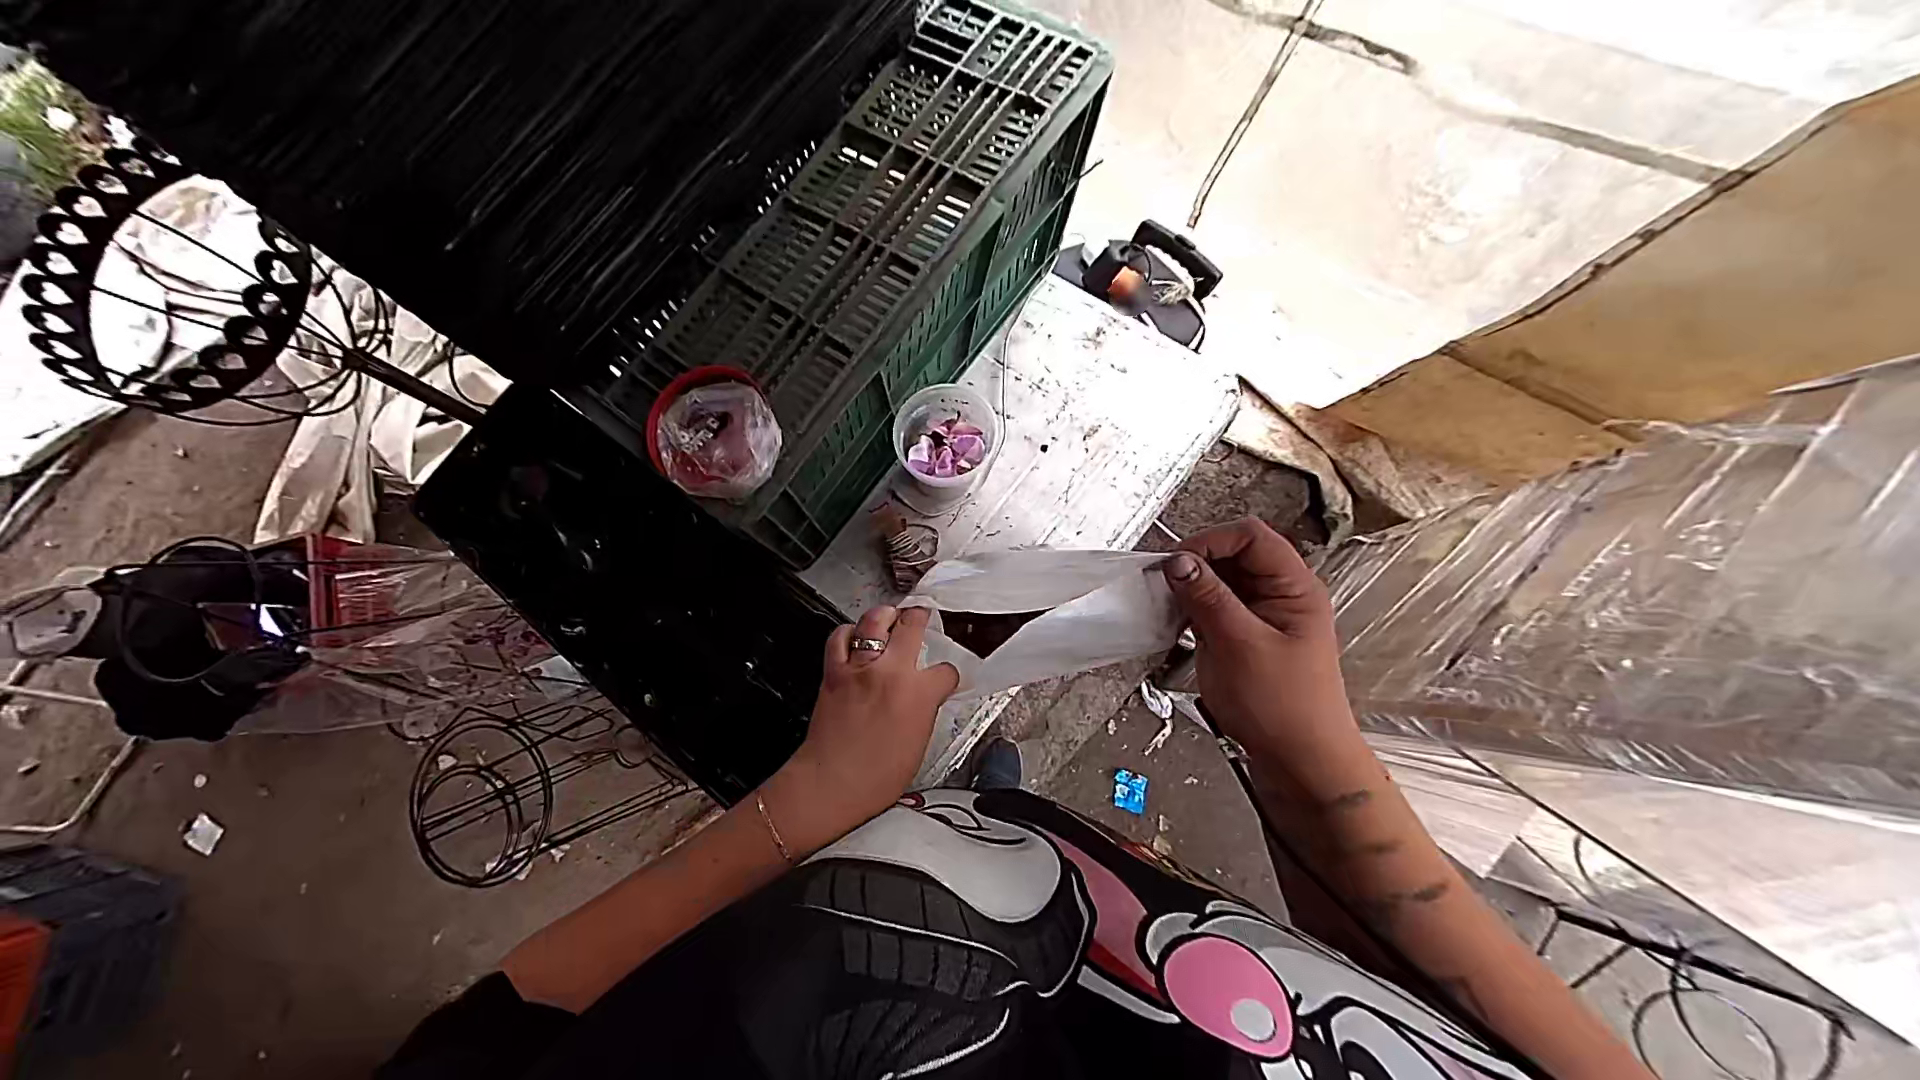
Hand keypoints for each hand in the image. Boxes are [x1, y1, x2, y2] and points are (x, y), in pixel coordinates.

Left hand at [770, 605, 959, 850]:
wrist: (833, 783)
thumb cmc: (875, 776)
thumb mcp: (919, 742)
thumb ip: (925, 709)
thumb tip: (926, 696)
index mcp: (920, 694)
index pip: (946, 670)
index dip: (948, 674)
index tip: (945, 676)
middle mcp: (891, 673)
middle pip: (912, 624)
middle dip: (920, 617)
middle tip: (922, 616)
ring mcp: (861, 668)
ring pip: (875, 620)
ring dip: (886, 614)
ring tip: (890, 615)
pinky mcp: (835, 671)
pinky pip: (840, 637)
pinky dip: (849, 632)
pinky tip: (855, 637)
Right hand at [1160, 518, 1362, 775]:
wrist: (1298, 760)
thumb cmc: (1283, 709)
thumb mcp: (1239, 645)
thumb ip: (1207, 597)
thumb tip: (1178, 560)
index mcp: (1295, 588)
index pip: (1250, 537)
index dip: (1211, 541)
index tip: (1177, 562)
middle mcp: (1280, 595)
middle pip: (1234, 554)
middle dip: (1197, 563)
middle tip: (1168, 583)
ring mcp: (1262, 615)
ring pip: (1220, 580)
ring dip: (1192, 587)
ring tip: (1172, 605)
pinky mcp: (1245, 634)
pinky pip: (1214, 605)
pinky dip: (1193, 608)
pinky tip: (1179, 622)